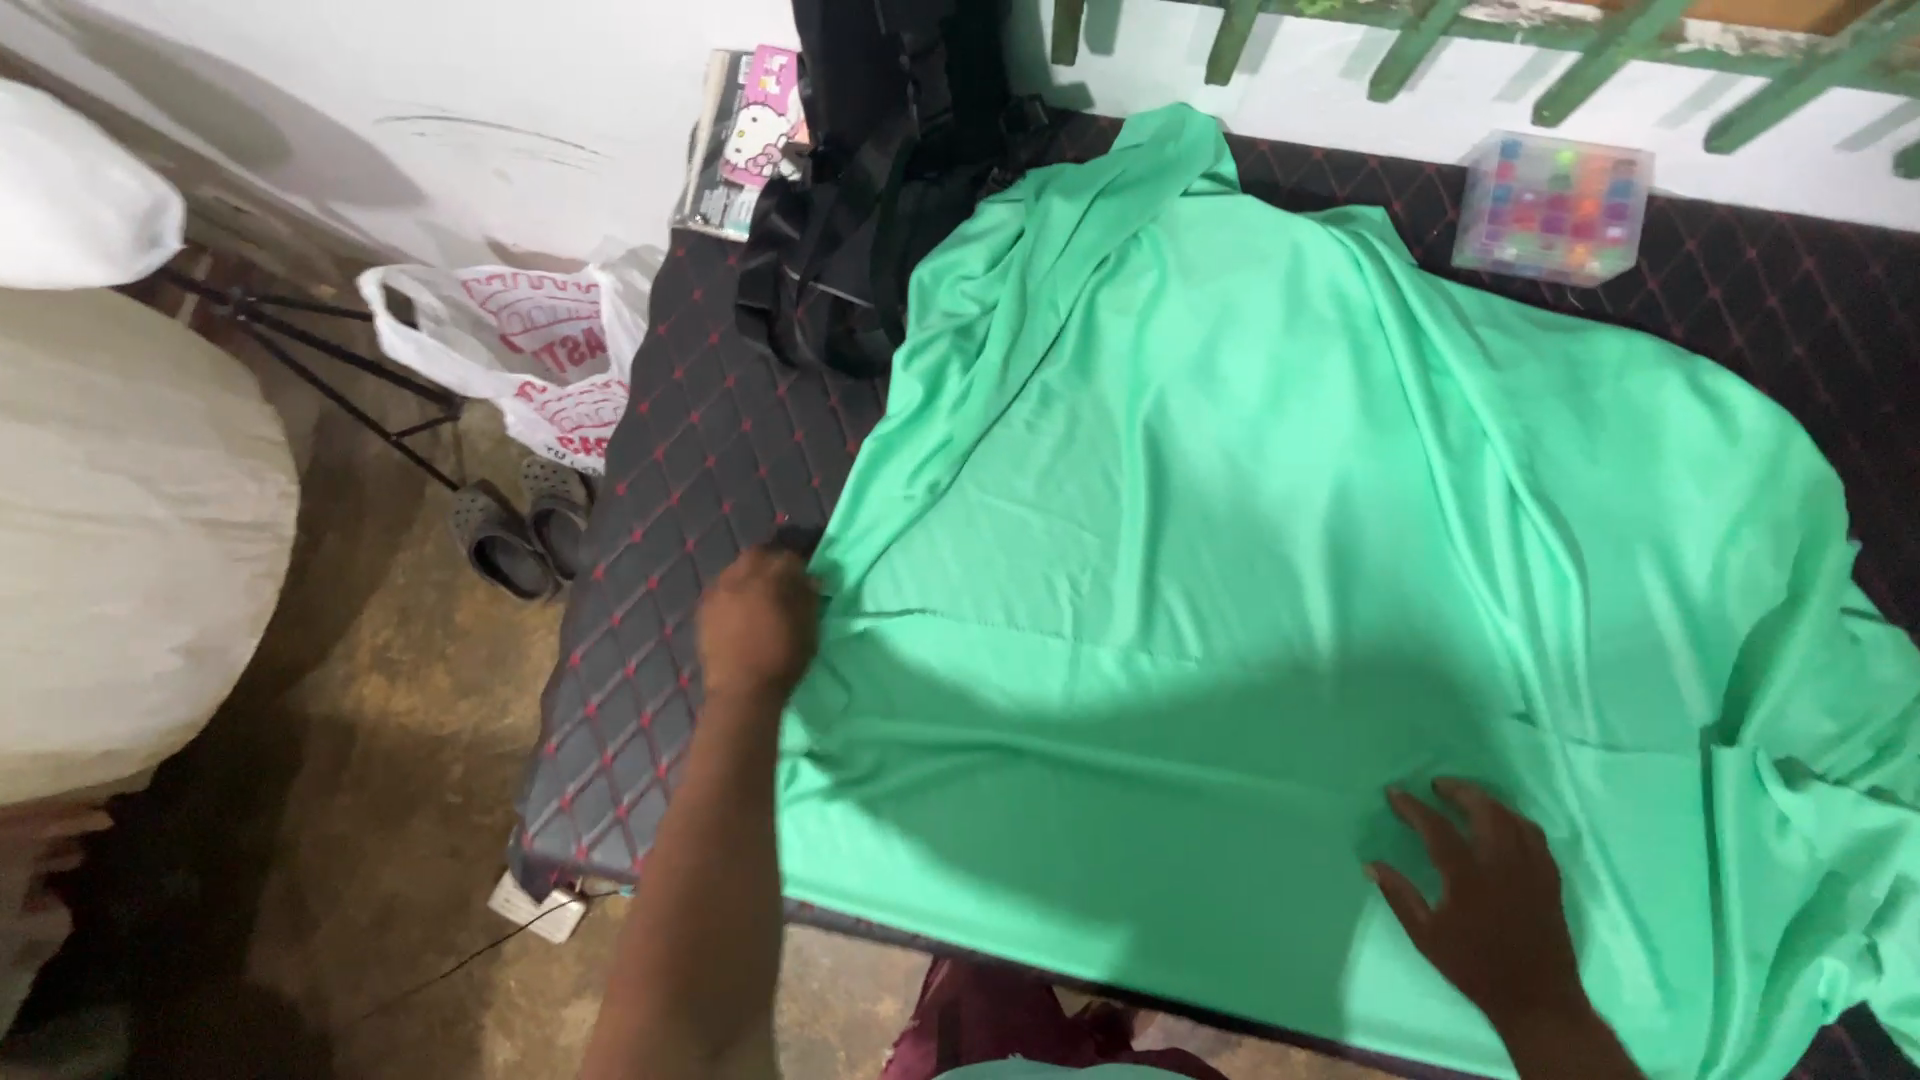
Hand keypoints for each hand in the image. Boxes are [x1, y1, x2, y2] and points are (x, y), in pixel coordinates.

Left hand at [697, 546, 819, 706]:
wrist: (741, 691)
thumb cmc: (782, 660)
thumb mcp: (808, 629)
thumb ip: (808, 598)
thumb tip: (809, 579)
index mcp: (768, 580)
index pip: (787, 557)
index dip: (798, 566)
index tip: (805, 580)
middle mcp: (739, 578)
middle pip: (757, 555)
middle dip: (771, 562)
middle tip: (781, 581)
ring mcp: (717, 593)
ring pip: (735, 569)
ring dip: (749, 575)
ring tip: (758, 595)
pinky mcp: (703, 610)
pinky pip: (720, 588)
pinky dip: (733, 591)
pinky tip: (739, 609)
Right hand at [1368, 779, 1585, 1027]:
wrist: (1536, 1000)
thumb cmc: (1474, 967)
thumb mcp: (1425, 936)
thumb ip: (1399, 895)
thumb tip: (1371, 865)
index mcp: (1469, 879)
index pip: (1437, 829)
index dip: (1413, 807)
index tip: (1394, 793)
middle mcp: (1504, 867)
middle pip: (1486, 812)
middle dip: (1460, 791)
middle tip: (1437, 784)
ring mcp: (1532, 873)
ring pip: (1515, 820)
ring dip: (1489, 802)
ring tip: (1469, 798)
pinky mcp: (1550, 883)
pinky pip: (1536, 839)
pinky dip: (1516, 822)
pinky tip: (1504, 824)